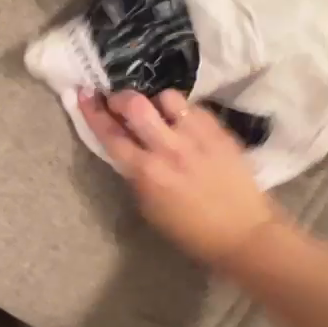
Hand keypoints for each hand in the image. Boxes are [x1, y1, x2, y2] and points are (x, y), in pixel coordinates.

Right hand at [79, 89, 287, 266]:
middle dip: (121, 98)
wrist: (243, 232)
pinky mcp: (219, 132)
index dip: (92, 112)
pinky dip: (181, 110)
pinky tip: (183, 122)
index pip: (110, 134)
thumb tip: (127, 152)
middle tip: (118, 101)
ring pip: (167, 98)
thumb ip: (135, 175)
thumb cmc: (190, 230)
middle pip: (135, 105)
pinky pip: (194, 107)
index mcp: (146, 172)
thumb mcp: (149, 208)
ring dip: (155, 102)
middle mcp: (168, 149)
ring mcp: (197, 137)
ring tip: (157, 112)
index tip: (83, 94)